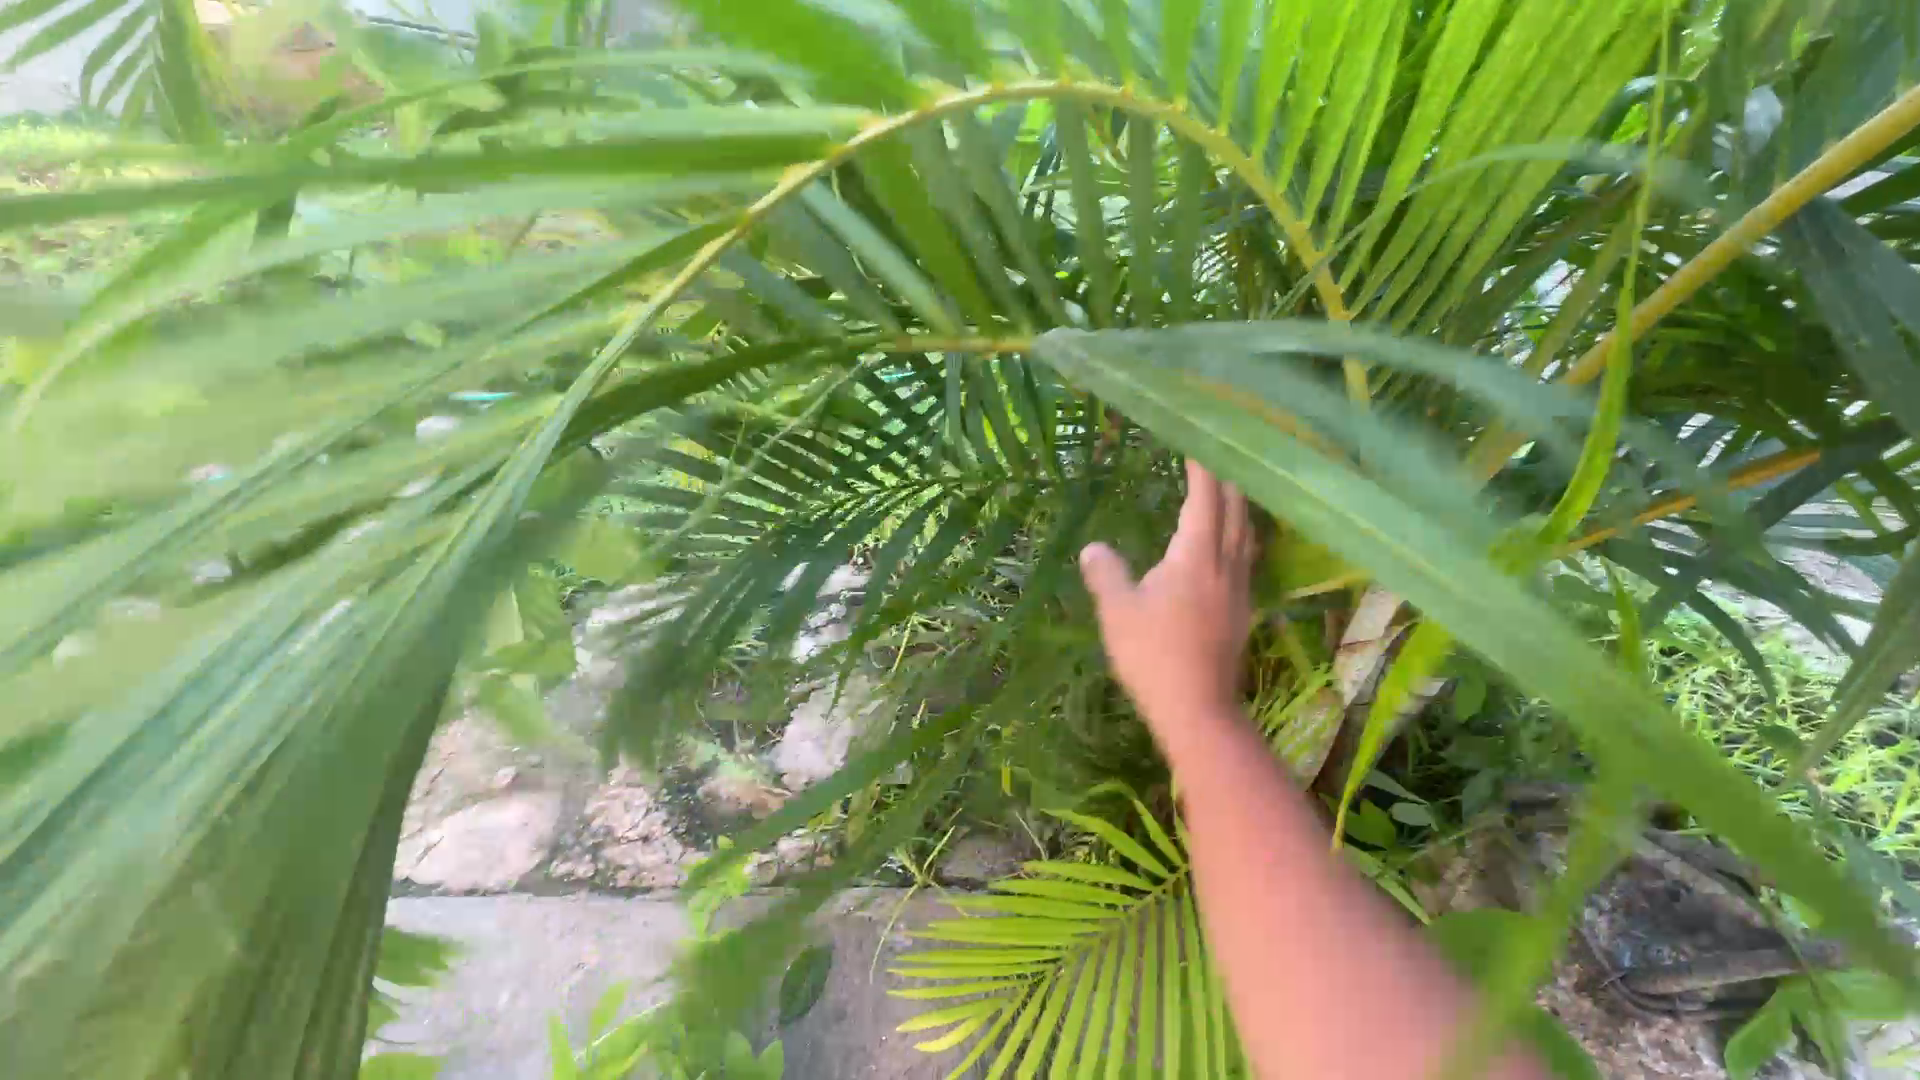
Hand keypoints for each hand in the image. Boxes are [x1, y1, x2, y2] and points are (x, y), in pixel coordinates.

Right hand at [1080, 460, 1255, 729]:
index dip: (1202, 468)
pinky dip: (1238, 536)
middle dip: (1227, 479)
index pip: (1205, 498)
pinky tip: (1226, 547)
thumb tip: (1092, 547)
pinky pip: (1244, 557)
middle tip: (1216, 457)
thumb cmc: (1153, 655)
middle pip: (1235, 510)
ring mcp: (1238, 589)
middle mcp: (1225, 564)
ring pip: (1245, 534)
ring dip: (1238, 506)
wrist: (1196, 708)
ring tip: (1227, 492)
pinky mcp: (1241, 611)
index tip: (1198, 441)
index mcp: (1196, 556)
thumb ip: (1105, 573)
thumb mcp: (1117, 611)